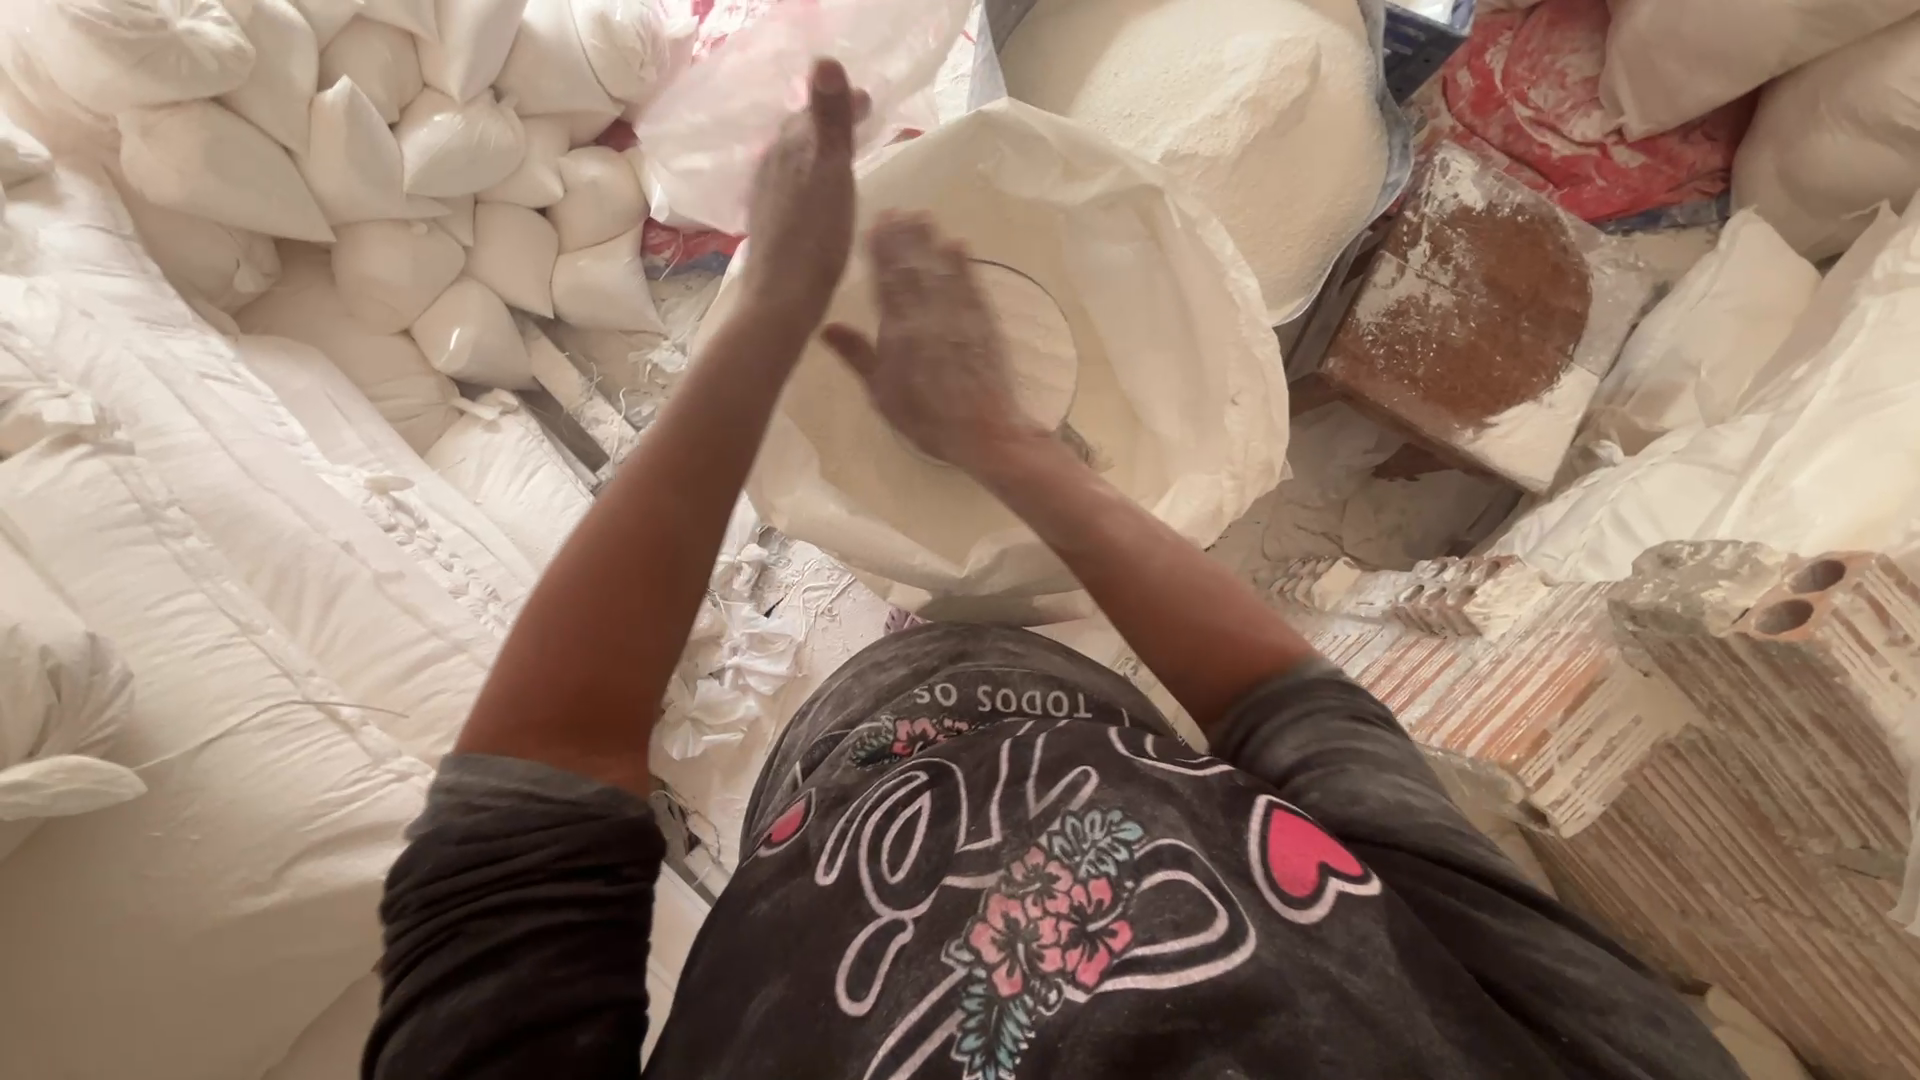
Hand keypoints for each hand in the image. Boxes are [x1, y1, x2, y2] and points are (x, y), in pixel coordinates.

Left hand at [740, 59, 869, 325]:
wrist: (783, 299)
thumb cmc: (815, 239)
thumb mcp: (830, 174)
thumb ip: (830, 120)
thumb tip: (825, 60)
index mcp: (789, 150)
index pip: (815, 113)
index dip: (842, 105)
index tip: (869, 103)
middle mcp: (771, 168)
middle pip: (801, 135)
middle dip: (827, 126)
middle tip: (859, 125)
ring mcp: (768, 200)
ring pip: (794, 163)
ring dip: (817, 154)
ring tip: (842, 159)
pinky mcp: (770, 229)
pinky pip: (792, 190)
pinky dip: (810, 183)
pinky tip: (820, 201)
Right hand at [822, 213, 1048, 470]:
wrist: (983, 431)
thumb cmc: (926, 419)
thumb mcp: (882, 394)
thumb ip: (858, 356)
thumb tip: (825, 327)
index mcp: (900, 330)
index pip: (887, 279)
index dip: (882, 249)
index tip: (876, 223)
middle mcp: (930, 314)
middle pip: (914, 266)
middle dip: (905, 236)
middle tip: (898, 210)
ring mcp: (960, 315)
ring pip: (942, 268)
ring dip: (932, 240)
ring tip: (923, 216)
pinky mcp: (985, 323)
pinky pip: (972, 284)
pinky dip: (963, 263)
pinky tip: (958, 245)